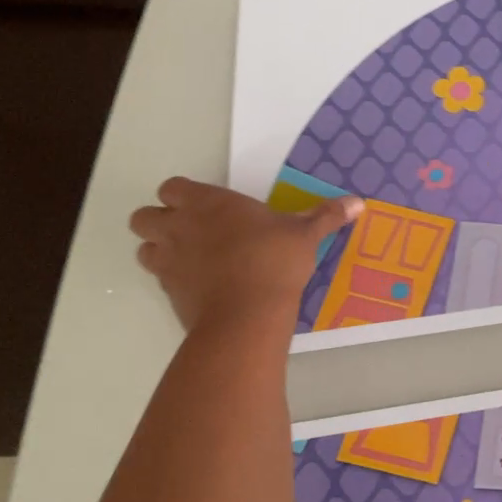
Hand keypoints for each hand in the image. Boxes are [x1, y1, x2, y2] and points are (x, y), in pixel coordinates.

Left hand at [128, 176, 361, 332]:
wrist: (246, 314)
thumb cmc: (274, 260)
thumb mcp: (305, 235)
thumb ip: (326, 216)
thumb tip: (358, 202)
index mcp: (209, 204)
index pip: (173, 187)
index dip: (183, 194)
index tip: (207, 204)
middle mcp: (180, 227)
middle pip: (144, 216)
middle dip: (161, 220)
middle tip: (192, 229)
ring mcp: (169, 261)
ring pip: (144, 247)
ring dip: (160, 248)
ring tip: (192, 256)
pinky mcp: (168, 291)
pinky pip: (159, 277)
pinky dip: (174, 276)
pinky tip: (201, 283)